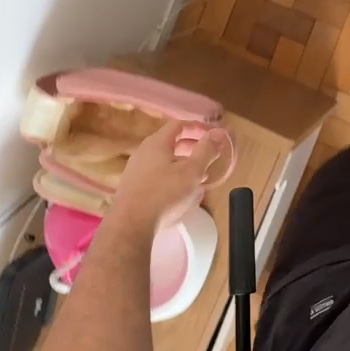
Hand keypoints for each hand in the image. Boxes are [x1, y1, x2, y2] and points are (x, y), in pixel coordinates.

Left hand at [107, 121, 221, 229]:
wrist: (130, 225)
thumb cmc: (164, 193)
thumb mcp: (192, 171)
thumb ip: (206, 150)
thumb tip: (219, 132)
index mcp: (157, 143)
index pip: (179, 125)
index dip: (198, 127)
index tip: (213, 134)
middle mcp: (143, 152)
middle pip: (171, 142)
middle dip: (192, 146)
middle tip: (209, 155)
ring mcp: (135, 170)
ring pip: (164, 160)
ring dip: (183, 163)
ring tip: (200, 175)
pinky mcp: (133, 188)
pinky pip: (157, 174)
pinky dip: (173, 176)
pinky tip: (181, 192)